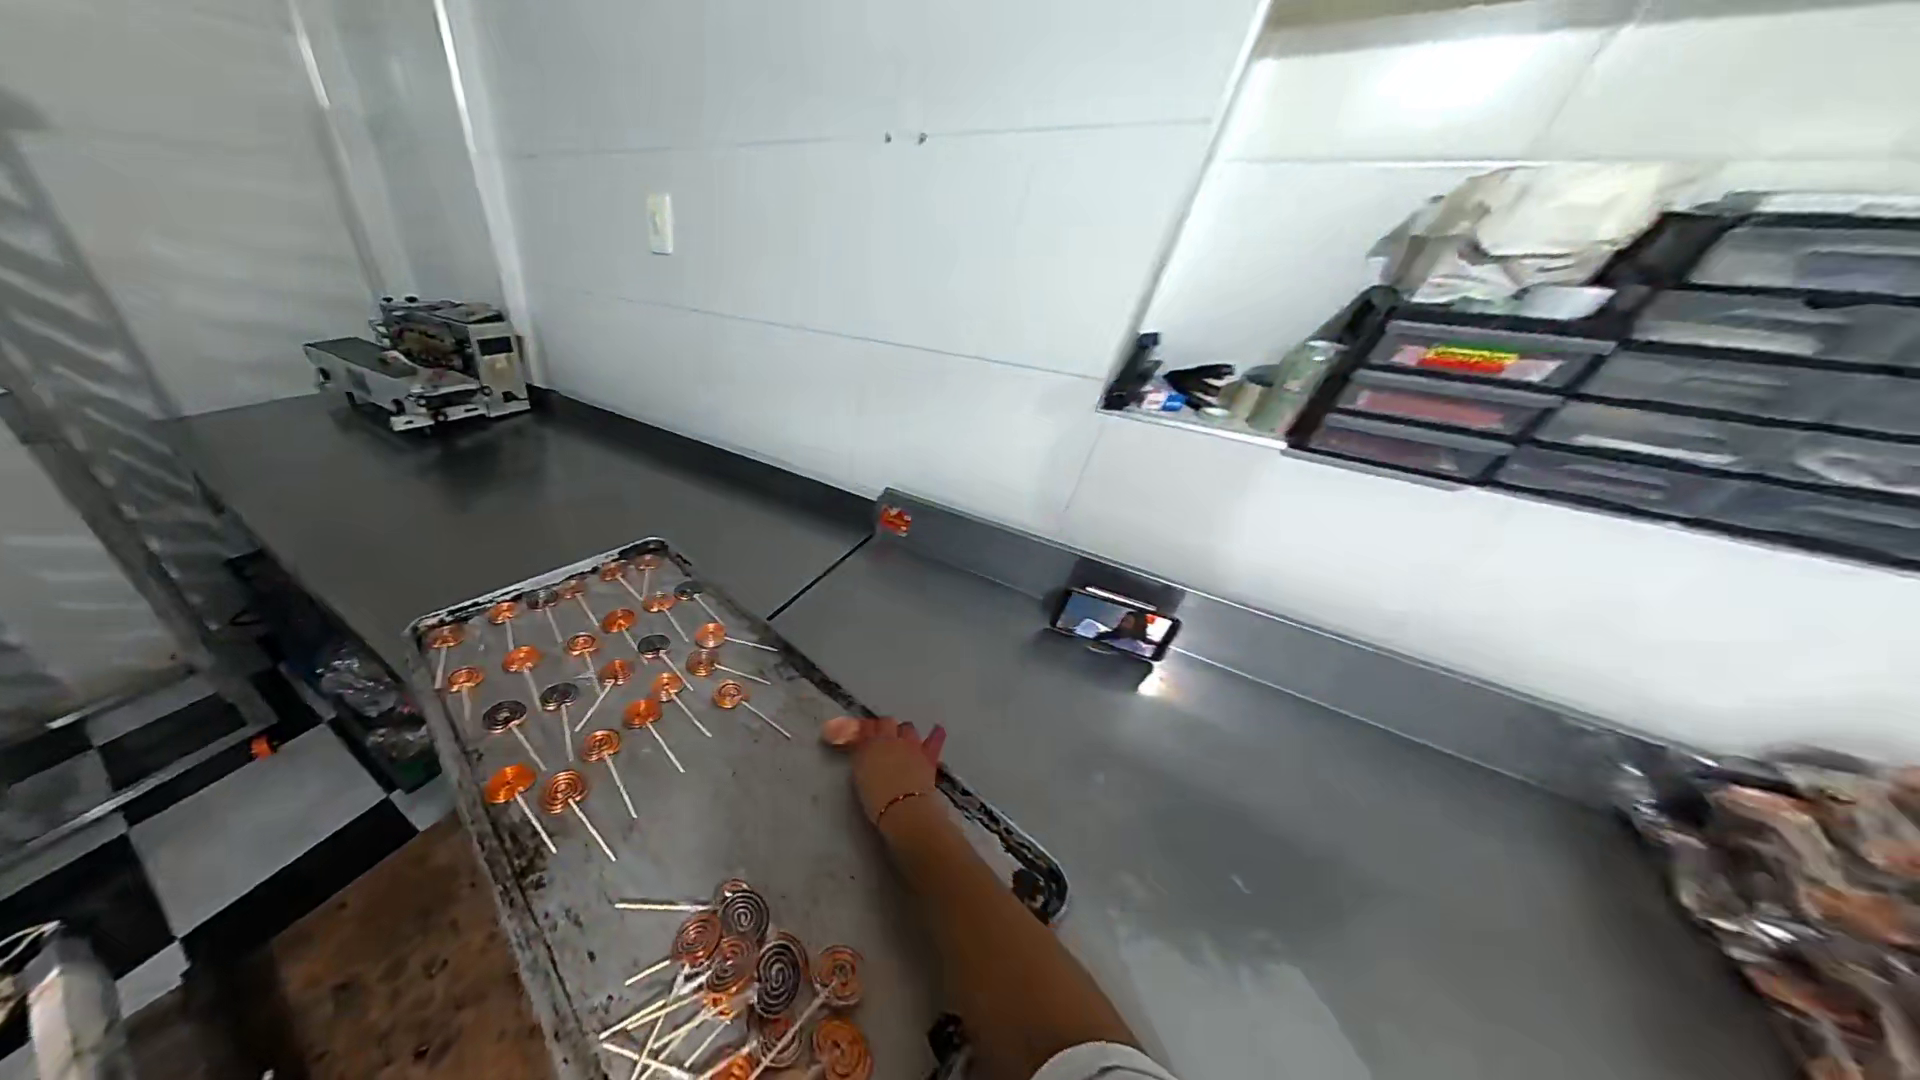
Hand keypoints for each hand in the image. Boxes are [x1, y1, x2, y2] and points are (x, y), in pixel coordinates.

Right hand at [821, 716, 945, 823]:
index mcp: (869, 746)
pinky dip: (935, 736)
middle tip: (882, 735)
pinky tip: (936, 731)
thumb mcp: (861, 780)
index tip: (863, 733)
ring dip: (904, 732)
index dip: (864, 729)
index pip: (864, 728)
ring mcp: (911, 745)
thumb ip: (862, 761)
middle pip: (886, 722)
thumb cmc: (877, 802)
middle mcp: (890, 740)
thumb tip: (866, 754)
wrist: (905, 810)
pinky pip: (934, 739)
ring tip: (903, 741)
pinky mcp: (928, 755)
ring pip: (907, 727)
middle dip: (884, 726)